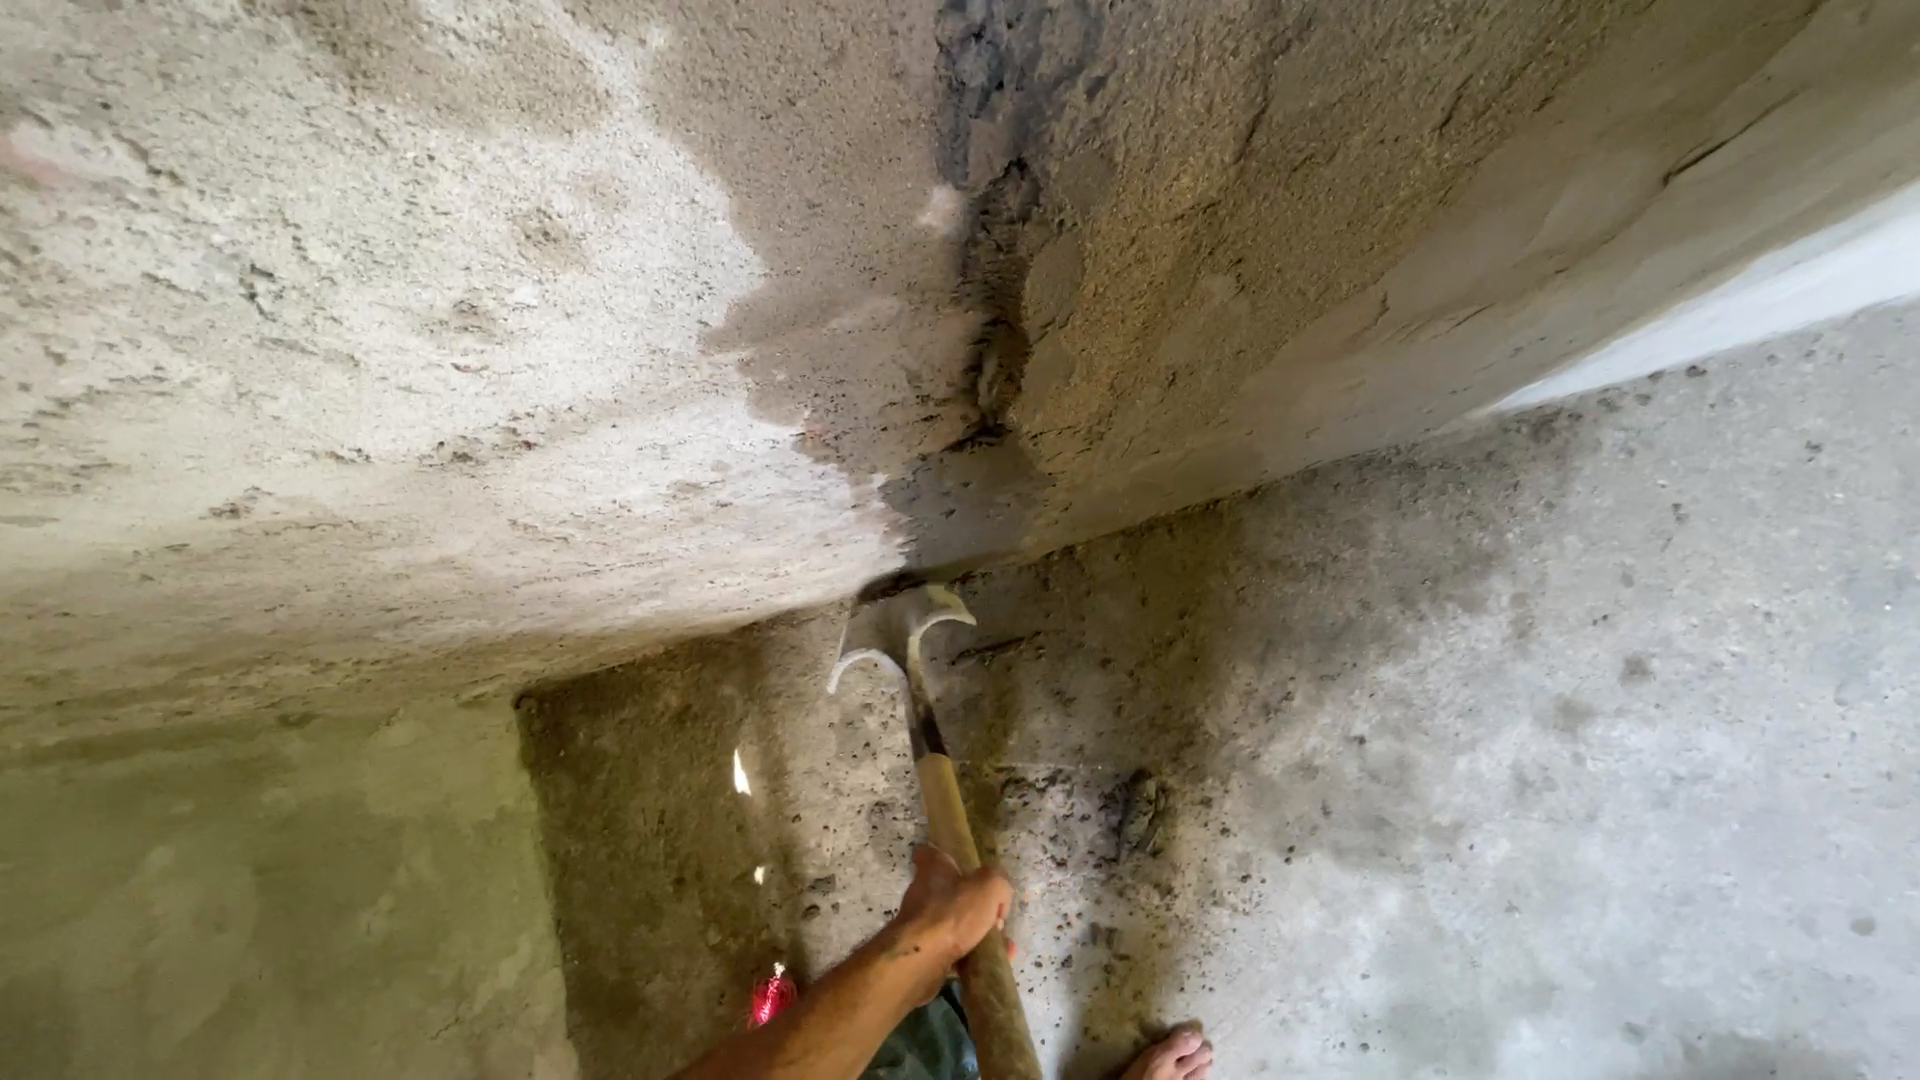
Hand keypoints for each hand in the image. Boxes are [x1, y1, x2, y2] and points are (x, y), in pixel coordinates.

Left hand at [890, 846, 1013, 971]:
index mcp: (933, 868)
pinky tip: (994, 963)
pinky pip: (954, 950)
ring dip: (980, 935)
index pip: (932, 852)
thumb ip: (1000, 883)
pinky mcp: (923, 950)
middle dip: (978, 907)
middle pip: (952, 892)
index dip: (950, 858)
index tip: (969, 871)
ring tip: (1004, 947)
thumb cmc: (952, 913)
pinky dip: (973, 957)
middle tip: (997, 920)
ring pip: (956, 924)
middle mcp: (923, 892)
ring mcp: (921, 923)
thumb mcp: (989, 886)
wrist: (921, 960)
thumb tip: (998, 899)